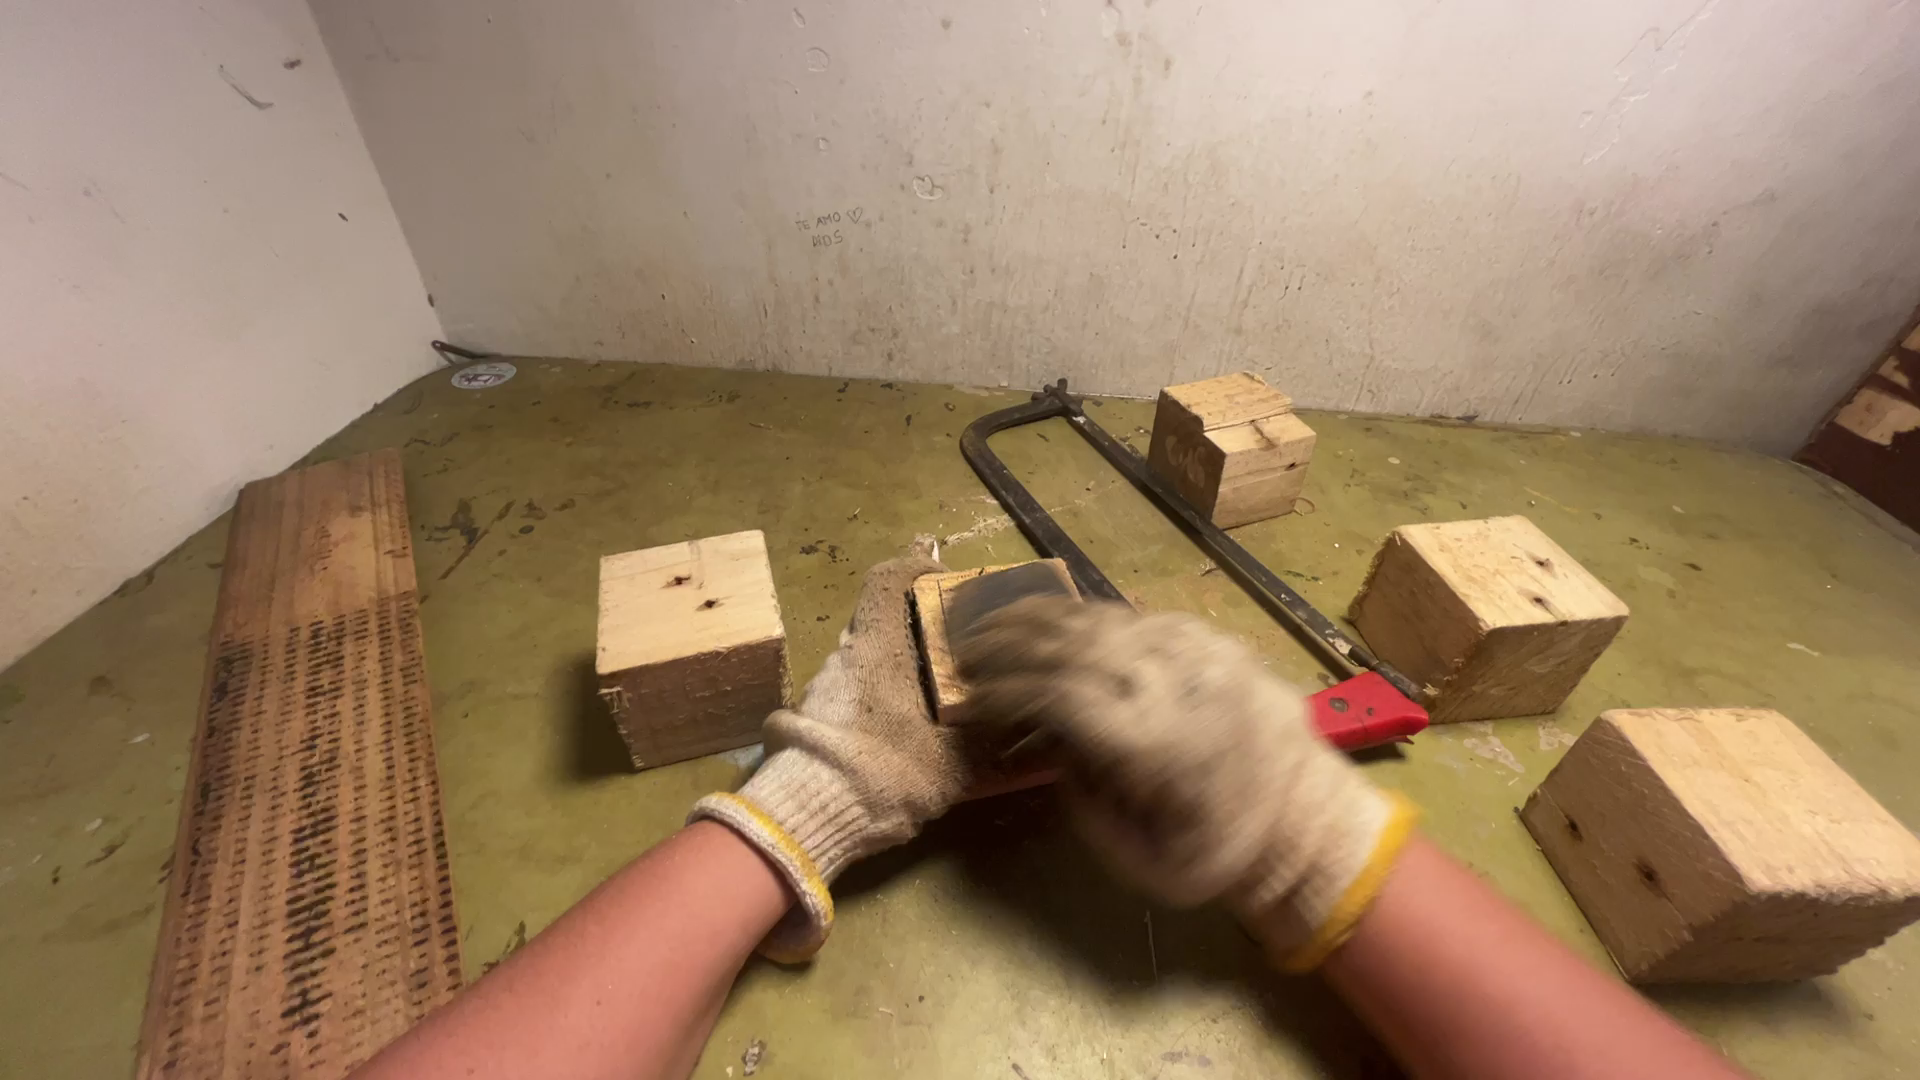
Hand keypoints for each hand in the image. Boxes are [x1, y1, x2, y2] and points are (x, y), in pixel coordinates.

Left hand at [690, 548, 972, 960]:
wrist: (812, 816)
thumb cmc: (887, 768)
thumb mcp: (955, 757)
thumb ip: (987, 734)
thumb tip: (1017, 719)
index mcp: (877, 645)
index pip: (887, 580)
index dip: (912, 566)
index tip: (940, 574)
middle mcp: (846, 655)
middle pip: (882, 622)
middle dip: (918, 630)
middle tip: (956, 651)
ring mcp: (824, 686)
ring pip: (869, 660)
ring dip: (898, 668)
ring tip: (935, 698)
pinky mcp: (813, 718)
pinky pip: (854, 692)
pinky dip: (879, 697)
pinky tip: (901, 731)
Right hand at [956, 599, 1418, 969]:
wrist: (1307, 811)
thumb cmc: (1221, 850)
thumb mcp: (1142, 860)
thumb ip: (1083, 803)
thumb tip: (1049, 744)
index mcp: (1150, 739)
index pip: (1055, 695)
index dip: (1002, 691)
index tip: (967, 697)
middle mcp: (1164, 678)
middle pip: (1065, 644)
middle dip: (1004, 645)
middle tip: (963, 652)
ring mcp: (1185, 646)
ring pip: (1092, 618)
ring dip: (1032, 619)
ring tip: (991, 624)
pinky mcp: (1198, 632)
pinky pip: (1123, 614)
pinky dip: (1075, 615)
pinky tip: (1047, 619)